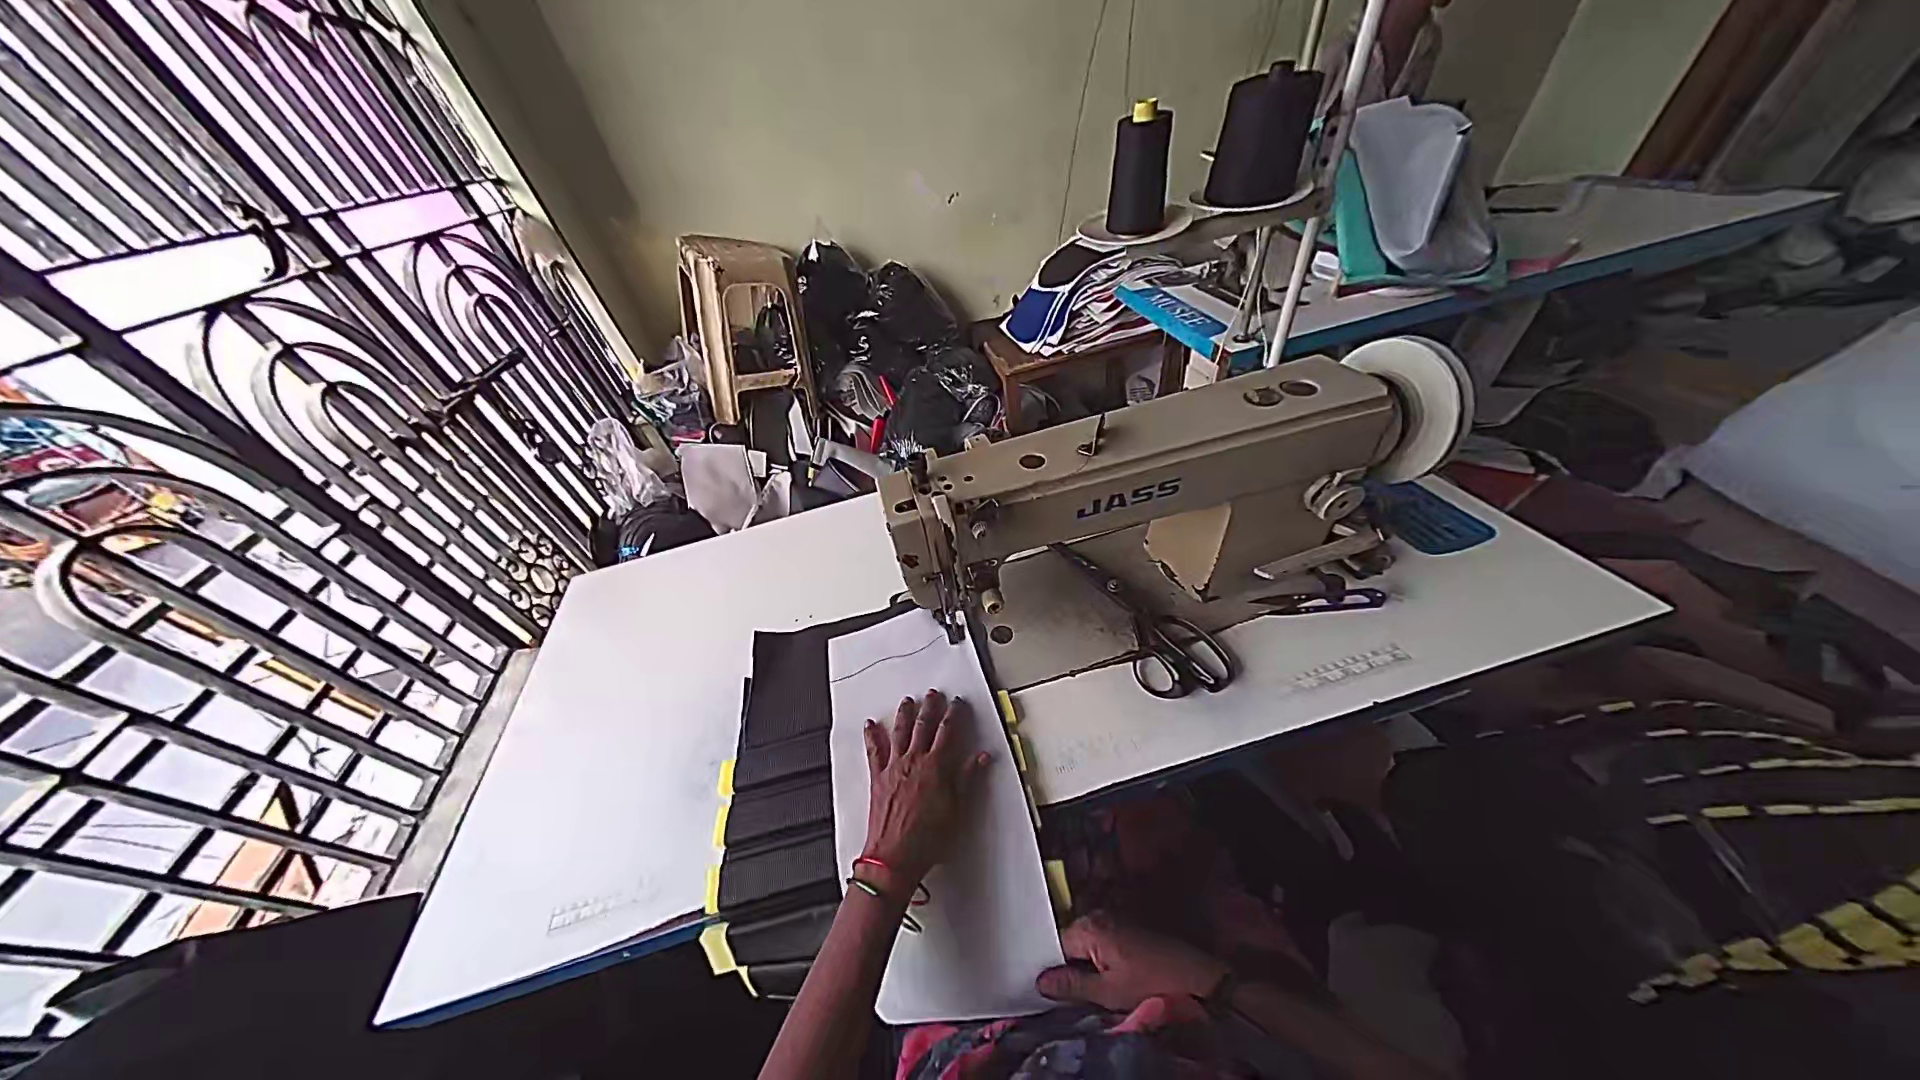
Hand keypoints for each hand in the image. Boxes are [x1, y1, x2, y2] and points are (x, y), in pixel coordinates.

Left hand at [859, 689, 989, 894]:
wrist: (894, 856)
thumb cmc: (926, 838)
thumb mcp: (957, 809)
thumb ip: (968, 779)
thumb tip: (981, 758)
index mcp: (935, 767)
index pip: (948, 731)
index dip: (954, 715)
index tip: (957, 704)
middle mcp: (913, 761)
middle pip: (924, 726)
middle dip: (930, 707)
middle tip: (934, 695)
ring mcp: (893, 768)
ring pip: (900, 732)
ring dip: (905, 714)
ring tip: (908, 701)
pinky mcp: (878, 778)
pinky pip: (874, 751)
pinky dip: (872, 736)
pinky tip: (871, 725)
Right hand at [1036, 913, 1229, 1010]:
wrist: (1194, 976)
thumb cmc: (1151, 982)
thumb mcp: (1108, 992)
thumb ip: (1072, 985)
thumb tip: (1041, 981)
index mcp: (1089, 927)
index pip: (1055, 944)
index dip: (1054, 968)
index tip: (1054, 988)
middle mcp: (1098, 915)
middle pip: (1070, 941)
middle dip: (1071, 965)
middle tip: (1079, 989)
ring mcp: (1113, 917)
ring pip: (1086, 942)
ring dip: (1087, 963)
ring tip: (1099, 984)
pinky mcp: (1126, 924)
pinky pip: (1101, 939)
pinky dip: (1101, 957)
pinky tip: (1112, 974)